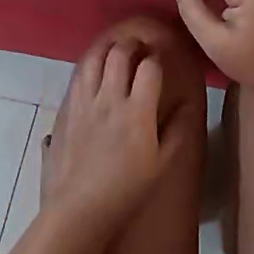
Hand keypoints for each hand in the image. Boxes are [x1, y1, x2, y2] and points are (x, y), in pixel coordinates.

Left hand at [47, 40, 166, 217]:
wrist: (79, 208)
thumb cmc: (126, 190)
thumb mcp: (162, 165)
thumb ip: (178, 131)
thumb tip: (187, 104)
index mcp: (137, 112)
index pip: (149, 68)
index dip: (156, 59)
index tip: (159, 60)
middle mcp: (109, 99)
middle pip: (119, 55)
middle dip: (131, 45)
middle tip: (139, 46)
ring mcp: (84, 103)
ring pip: (93, 59)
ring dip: (106, 48)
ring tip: (114, 48)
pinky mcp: (66, 111)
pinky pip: (76, 77)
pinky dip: (87, 65)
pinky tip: (92, 69)